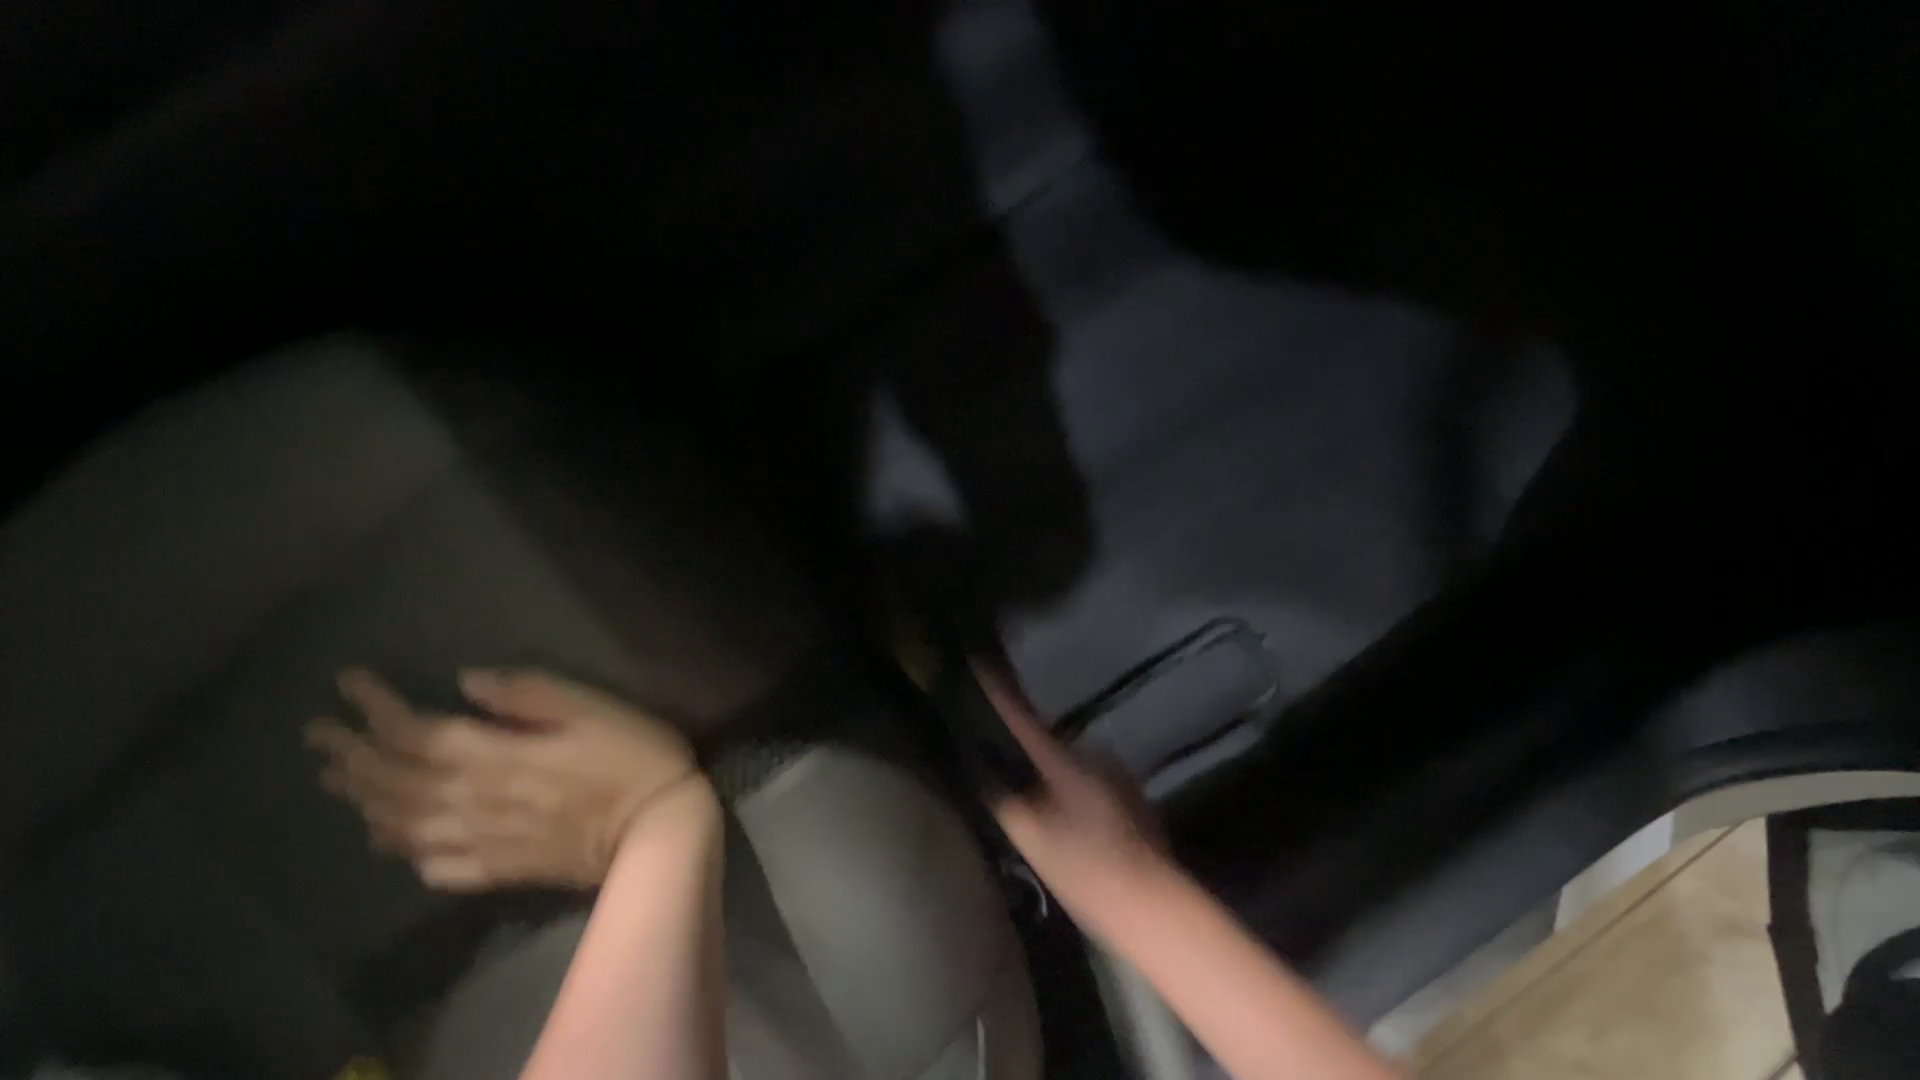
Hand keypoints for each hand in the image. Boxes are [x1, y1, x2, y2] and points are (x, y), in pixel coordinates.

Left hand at [307, 668, 702, 890]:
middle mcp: (473, 801)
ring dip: (364, 801)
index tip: (348, 683)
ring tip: (338, 782)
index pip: (416, 731)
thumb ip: (528, 694)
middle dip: (351, 754)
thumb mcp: (591, 709)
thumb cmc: (632, 758)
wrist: (659, 831)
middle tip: (318, 735)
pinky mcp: (499, 870)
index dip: (376, 707)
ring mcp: (482, 842)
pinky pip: (434, 865)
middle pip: (395, 781)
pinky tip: (393, 842)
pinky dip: (403, 851)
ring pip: (403, 825)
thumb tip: (468, 681)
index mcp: (495, 756)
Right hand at [977, 662, 1168, 914]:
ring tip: (1034, 814)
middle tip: (1001, 777)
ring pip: (1071, 771)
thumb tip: (986, 776)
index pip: (1024, 720)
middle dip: (1027, 757)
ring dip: (1053, 783)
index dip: (1001, 694)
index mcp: (1068, 761)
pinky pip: (1090, 789)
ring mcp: (1120, 779)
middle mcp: (1097, 758)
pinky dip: (1074, 799)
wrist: (1155, 909)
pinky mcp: (1133, 802)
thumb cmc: (1088, 872)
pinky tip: (1069, 831)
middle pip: (1049, 749)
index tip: (982, 662)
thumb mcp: (1032, 839)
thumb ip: (1005, 801)